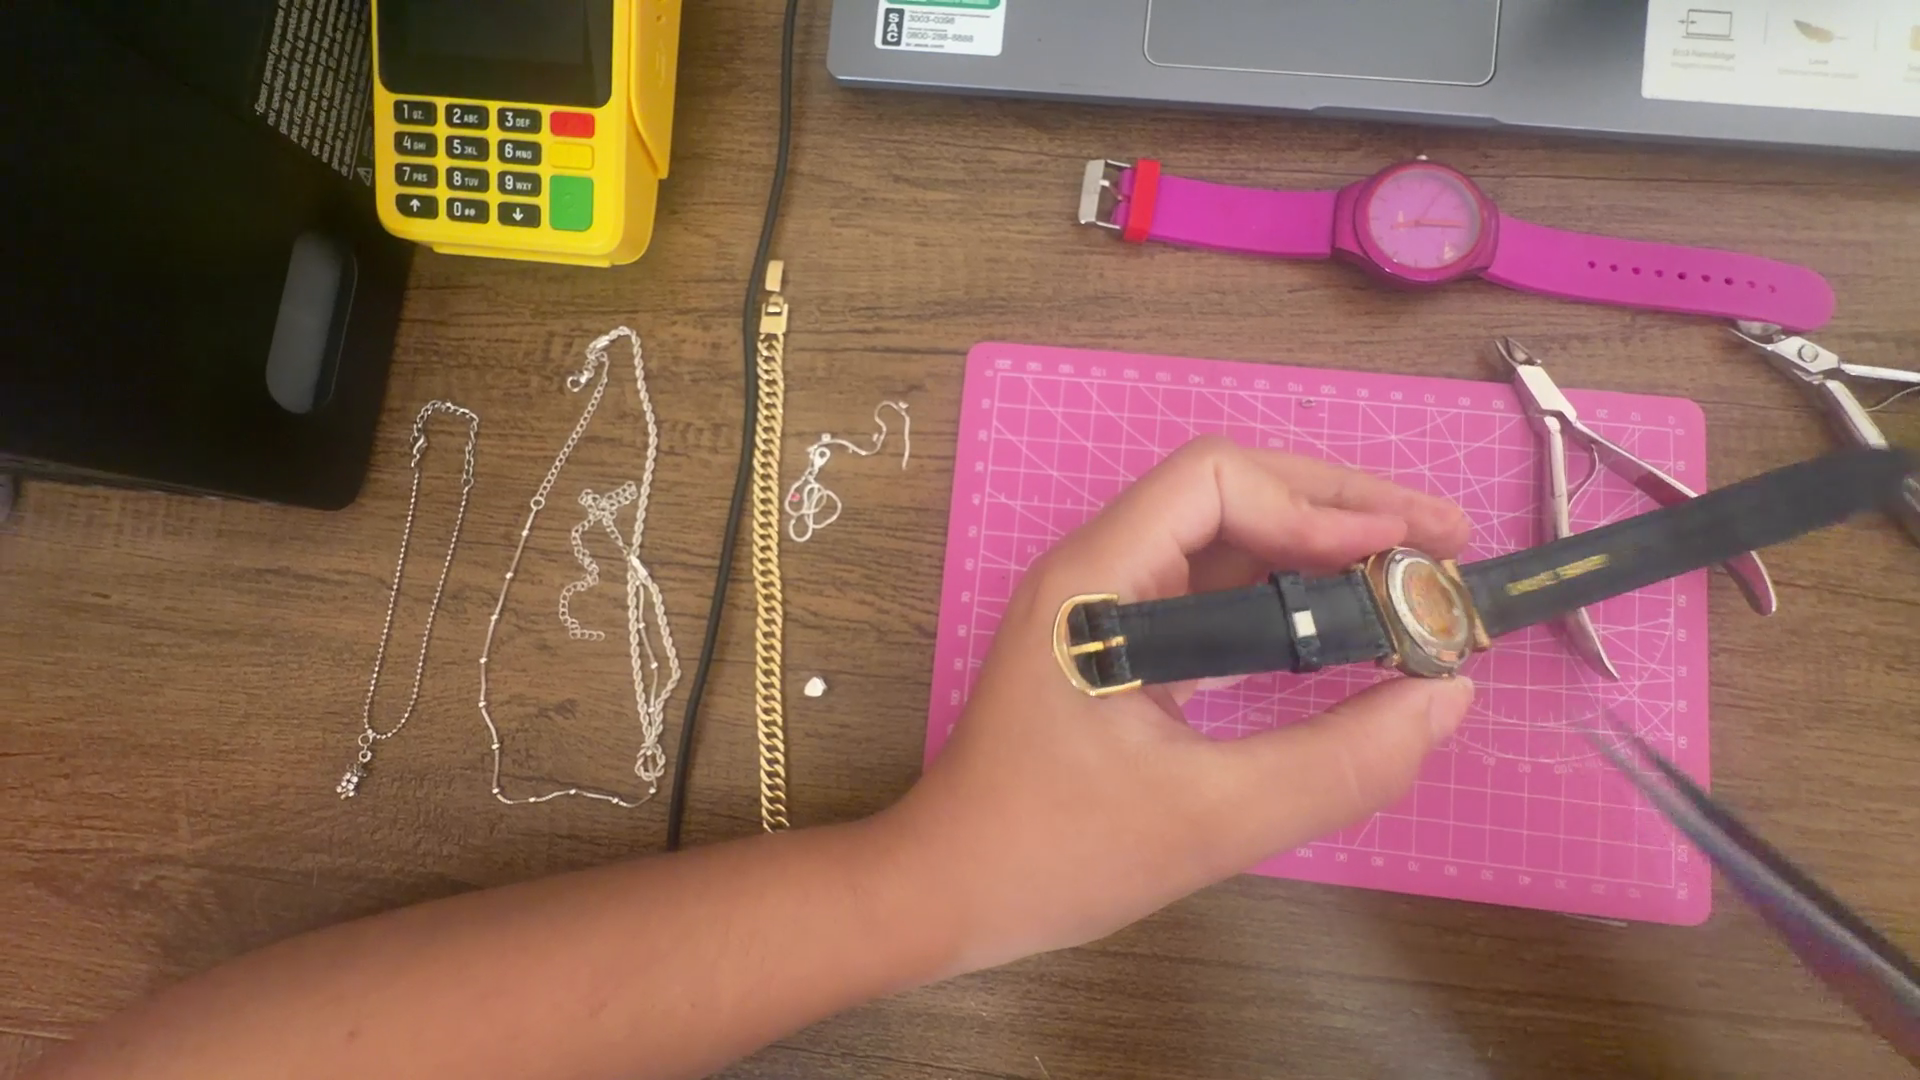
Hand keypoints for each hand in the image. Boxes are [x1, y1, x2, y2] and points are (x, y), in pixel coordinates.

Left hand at [886, 437, 1475, 973]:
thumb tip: (1445, 697)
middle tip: (1441, 541)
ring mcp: (1104, 604)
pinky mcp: (1117, 642)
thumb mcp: (1209, 819)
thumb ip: (1336, 762)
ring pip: (1220, 543)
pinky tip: (1337, 626)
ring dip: (1314, 551)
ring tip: (1411, 579)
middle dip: (1335, 509)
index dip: (1313, 502)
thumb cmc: (1056, 851)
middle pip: (1224, 495)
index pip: (1211, 481)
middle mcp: (1097, 570)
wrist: (956, 881)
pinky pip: (1205, 595)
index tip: (1401, 553)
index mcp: (1097, 580)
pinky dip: (1277, 600)